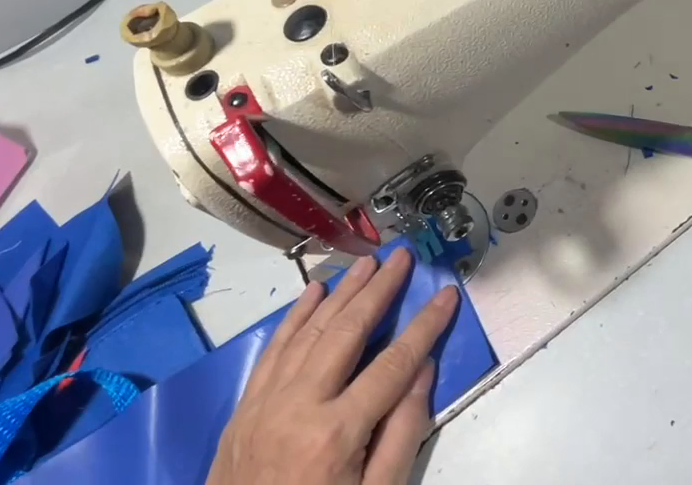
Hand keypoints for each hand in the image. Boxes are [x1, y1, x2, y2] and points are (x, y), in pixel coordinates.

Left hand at [208, 251, 459, 484]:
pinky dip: (294, 317)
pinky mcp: (243, 411)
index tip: (447, 294)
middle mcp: (299, 408)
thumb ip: (403, 433)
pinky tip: (313, 293)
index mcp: (337, 434)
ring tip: (367, 263)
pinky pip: (273, 351)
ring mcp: (265, 406)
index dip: (425, 326)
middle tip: (402, 256)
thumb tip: (423, 369)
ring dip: (341, 293)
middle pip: (347, 332)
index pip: (394, 364)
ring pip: (309, 332)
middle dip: (380, 290)